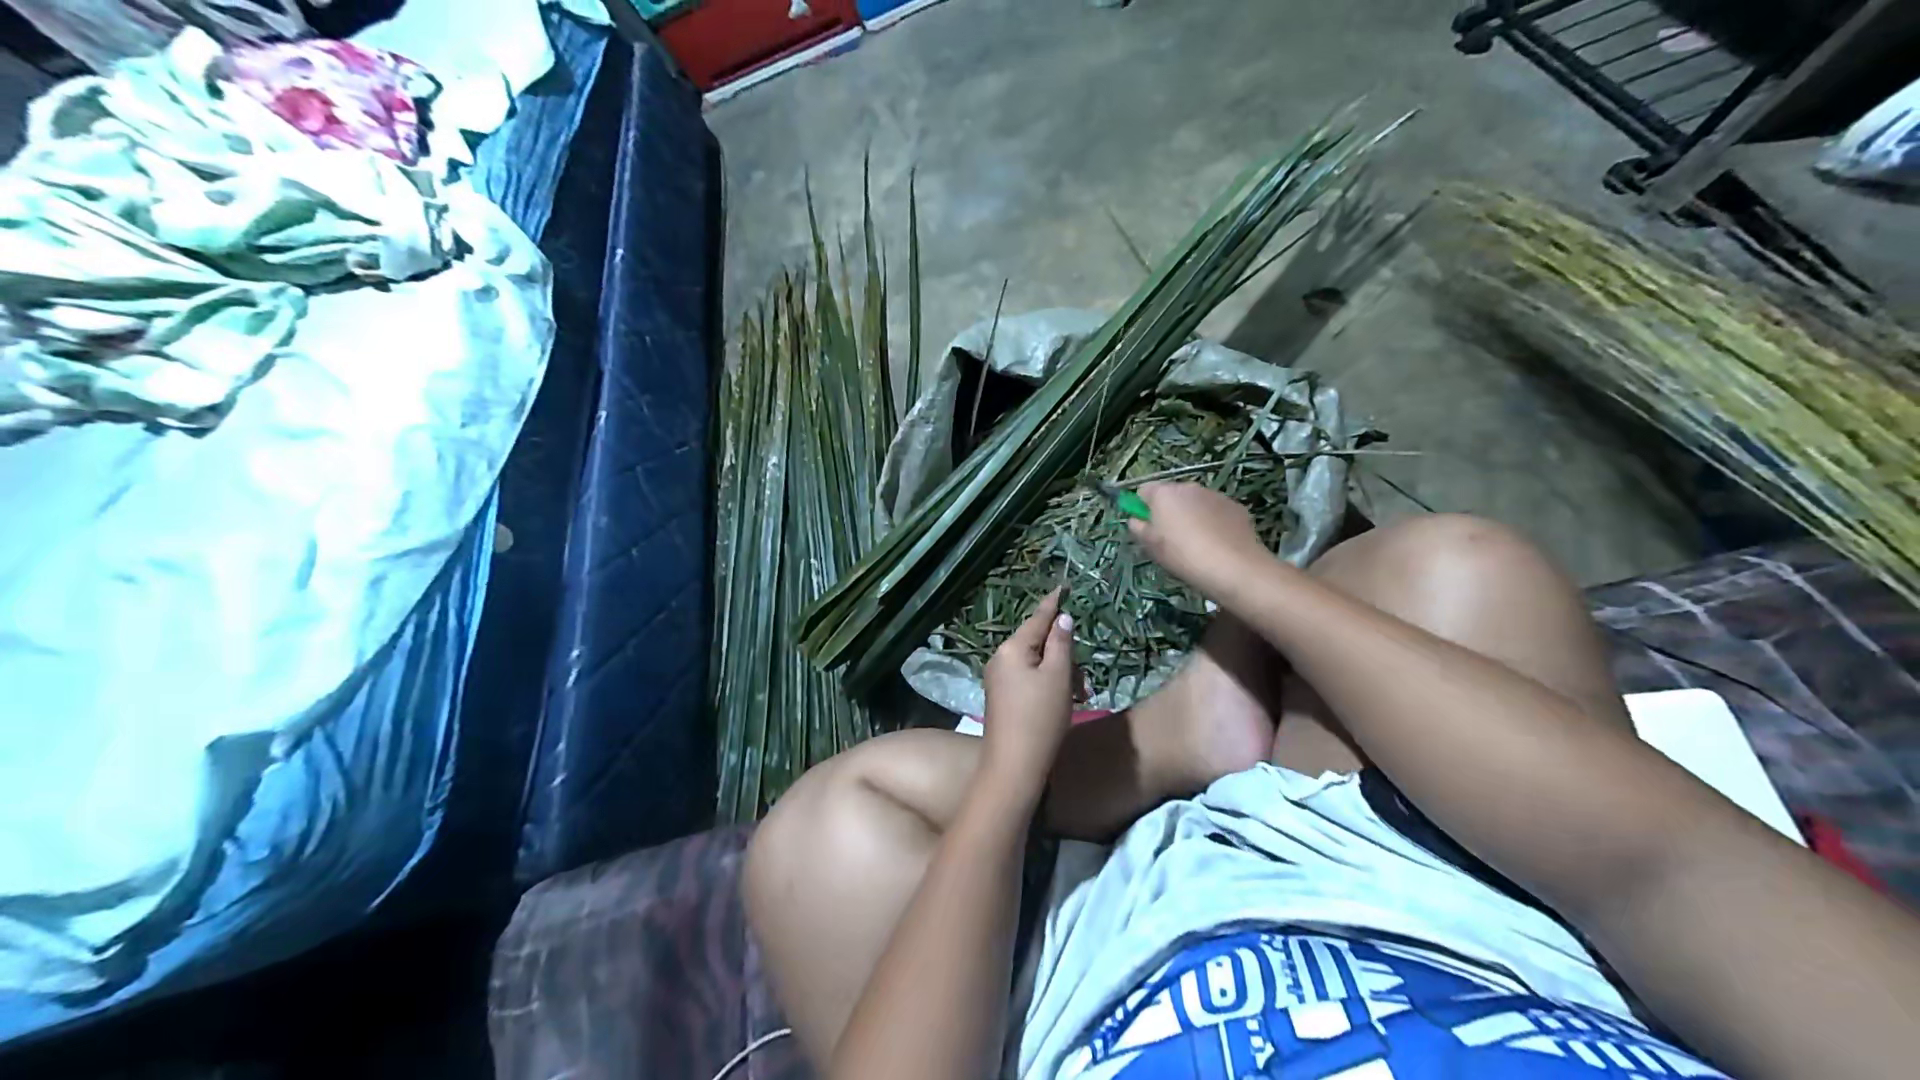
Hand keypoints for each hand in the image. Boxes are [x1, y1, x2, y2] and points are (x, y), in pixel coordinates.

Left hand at [980, 587, 1075, 792]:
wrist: (1014, 765)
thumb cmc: (1040, 717)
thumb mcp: (1058, 677)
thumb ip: (1061, 644)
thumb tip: (1061, 619)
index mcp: (1012, 648)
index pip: (1038, 618)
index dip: (1053, 604)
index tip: (1063, 587)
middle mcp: (1000, 659)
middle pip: (1038, 644)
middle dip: (1065, 657)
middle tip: (1084, 683)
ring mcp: (998, 679)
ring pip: (1037, 664)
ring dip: (1061, 676)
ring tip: (1079, 699)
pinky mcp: (1002, 698)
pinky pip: (1029, 680)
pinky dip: (1049, 686)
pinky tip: (1064, 705)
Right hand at [1127, 482, 1272, 598]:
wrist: (1234, 566)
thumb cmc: (1183, 555)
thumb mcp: (1151, 546)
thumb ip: (1138, 528)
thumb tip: (1136, 519)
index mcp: (1164, 494)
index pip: (1143, 490)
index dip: (1142, 507)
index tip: (1146, 527)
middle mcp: (1189, 487)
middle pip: (1171, 494)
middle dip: (1168, 510)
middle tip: (1170, 538)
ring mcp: (1215, 495)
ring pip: (1195, 502)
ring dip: (1191, 515)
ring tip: (1196, 543)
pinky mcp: (1235, 506)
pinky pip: (1215, 510)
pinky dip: (1212, 521)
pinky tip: (1216, 543)